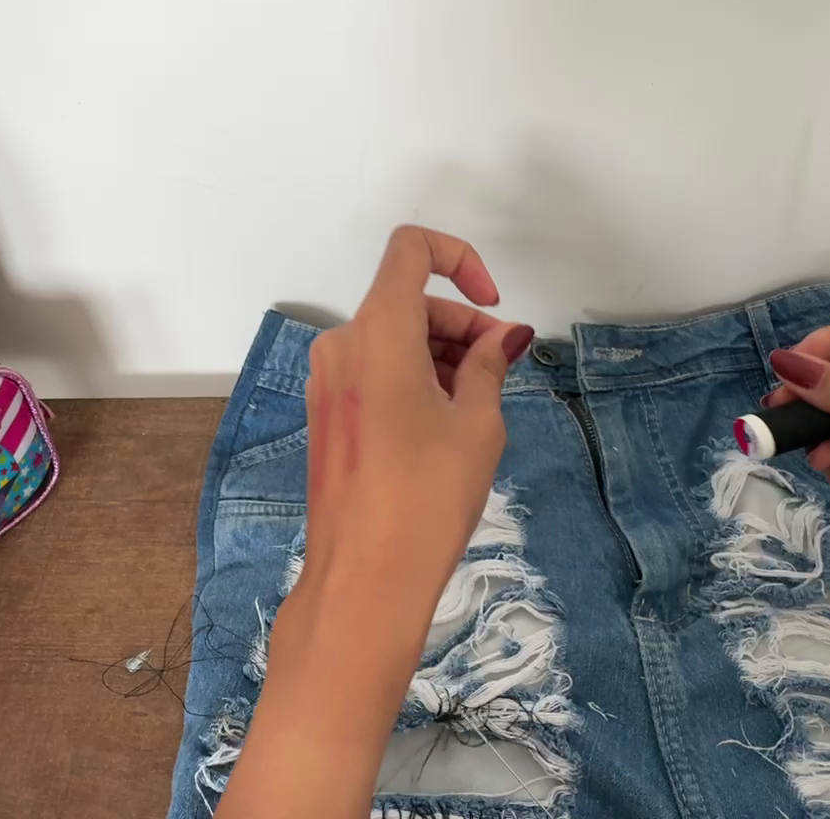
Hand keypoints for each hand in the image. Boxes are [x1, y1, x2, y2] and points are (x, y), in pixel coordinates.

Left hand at [216, 227, 531, 818]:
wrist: (363, 579)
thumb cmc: (427, 497)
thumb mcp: (476, 424)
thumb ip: (488, 365)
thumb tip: (505, 337)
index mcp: (377, 332)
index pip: (411, 250)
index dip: (459, 258)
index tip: (491, 303)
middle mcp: (342, 343)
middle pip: (407, 301)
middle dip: (460, 324)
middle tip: (502, 368)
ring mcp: (326, 379)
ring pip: (391, 337)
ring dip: (438, 351)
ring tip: (477, 402)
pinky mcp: (325, 410)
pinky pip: (372, 368)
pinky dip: (410, 373)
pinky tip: (441, 419)